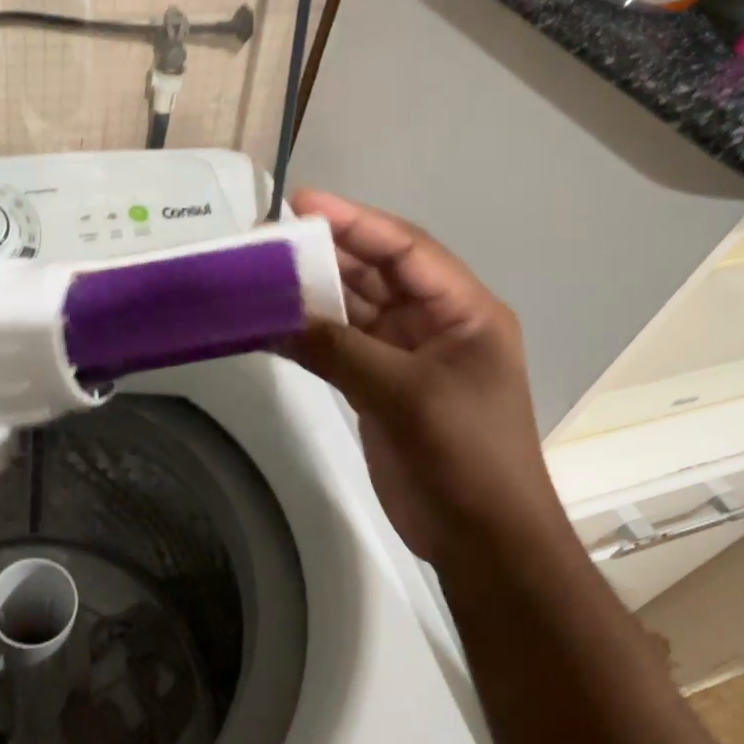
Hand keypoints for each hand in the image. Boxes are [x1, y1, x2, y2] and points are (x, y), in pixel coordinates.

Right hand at [286, 191, 557, 564]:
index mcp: (463, 310)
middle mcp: (436, 323)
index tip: (300, 204)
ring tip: (258, 278)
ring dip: (312, 296)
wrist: (484, 539)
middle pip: (376, 273)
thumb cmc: (464, 457)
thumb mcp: (405, 395)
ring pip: (354, 310)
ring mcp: (407, 356)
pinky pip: (340, 349)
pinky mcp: (382, 387)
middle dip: (325, 255)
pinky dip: (309, 338)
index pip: (405, 248)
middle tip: (266, 242)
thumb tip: (277, 319)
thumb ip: (340, 350)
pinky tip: (270, 328)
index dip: (355, 221)